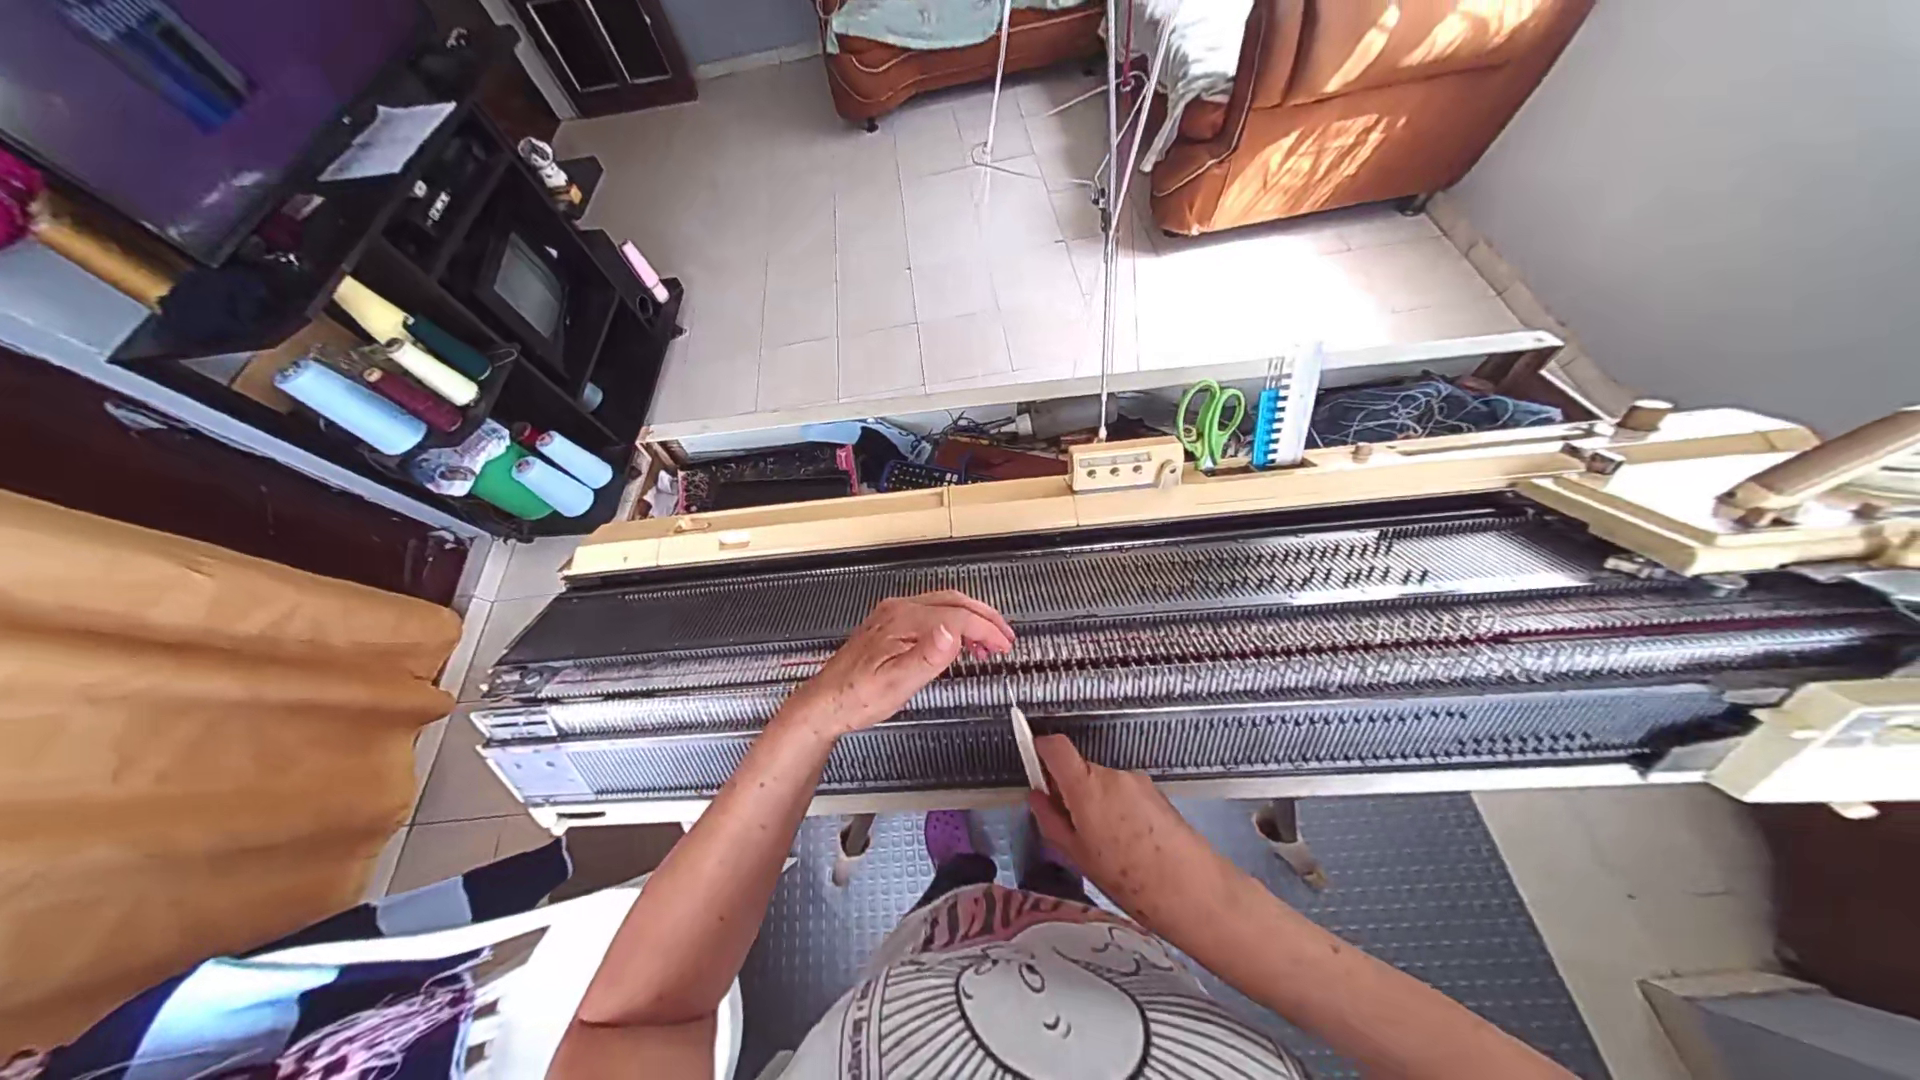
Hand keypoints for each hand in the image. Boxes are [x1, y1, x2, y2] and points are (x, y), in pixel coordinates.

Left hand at [776, 590, 1014, 738]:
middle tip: (1005, 637)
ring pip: (944, 603)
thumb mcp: (896, 684)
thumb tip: (952, 633)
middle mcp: (898, 611)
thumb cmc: (855, 697)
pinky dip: (954, 621)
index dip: (986, 630)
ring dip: (971, 618)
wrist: (824, 703)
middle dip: (985, 618)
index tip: (1002, 645)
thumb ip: (928, 657)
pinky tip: (957, 640)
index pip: (957, 617)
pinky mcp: (891, 624)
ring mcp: (894, 615)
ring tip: (988, 641)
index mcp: (903, 621)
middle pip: (954, 602)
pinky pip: (932, 611)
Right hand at [1028, 734, 1241, 929]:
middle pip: (1080, 768)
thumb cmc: (1131, 879)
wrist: (1193, 890)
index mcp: (1087, 786)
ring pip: (1103, 782)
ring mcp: (1136, 781)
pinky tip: (1127, 843)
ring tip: (1105, 844)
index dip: (1040, 748)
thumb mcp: (1078, 856)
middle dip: (1070, 789)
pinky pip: (1124, 791)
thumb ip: (1051, 821)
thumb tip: (1037, 798)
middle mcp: (1112, 775)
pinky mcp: (1155, 791)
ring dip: (1096, 802)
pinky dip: (1118, 808)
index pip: (1056, 746)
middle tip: (1071, 825)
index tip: (1034, 760)